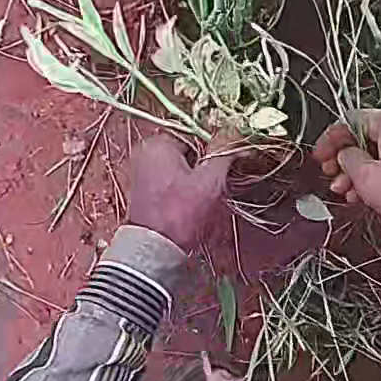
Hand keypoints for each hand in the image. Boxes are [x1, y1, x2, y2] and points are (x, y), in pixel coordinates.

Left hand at [125, 133, 237, 250]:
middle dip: (206, 163)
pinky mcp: (146, 191)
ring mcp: (143, 173)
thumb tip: (238, 130)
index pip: (195, 131)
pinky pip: (173, 180)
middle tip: (216, 180)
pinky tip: (194, 202)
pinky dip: (186, 187)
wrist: (156, 250)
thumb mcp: (210, 179)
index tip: (226, 160)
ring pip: (183, 165)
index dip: (214, 146)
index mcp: (156, 143)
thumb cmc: (180, 213)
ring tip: (205, 194)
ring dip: (198, 177)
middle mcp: (145, 153)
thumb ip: (224, 151)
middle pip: (189, 148)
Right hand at [313, 109, 380, 246]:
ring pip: (380, 153)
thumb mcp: (368, 179)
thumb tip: (344, 155)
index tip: (319, 158)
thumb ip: (348, 160)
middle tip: (333, 179)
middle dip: (345, 159)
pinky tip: (371, 197)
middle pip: (366, 136)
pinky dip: (379, 177)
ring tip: (349, 194)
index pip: (351, 119)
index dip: (330, 140)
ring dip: (360, 172)